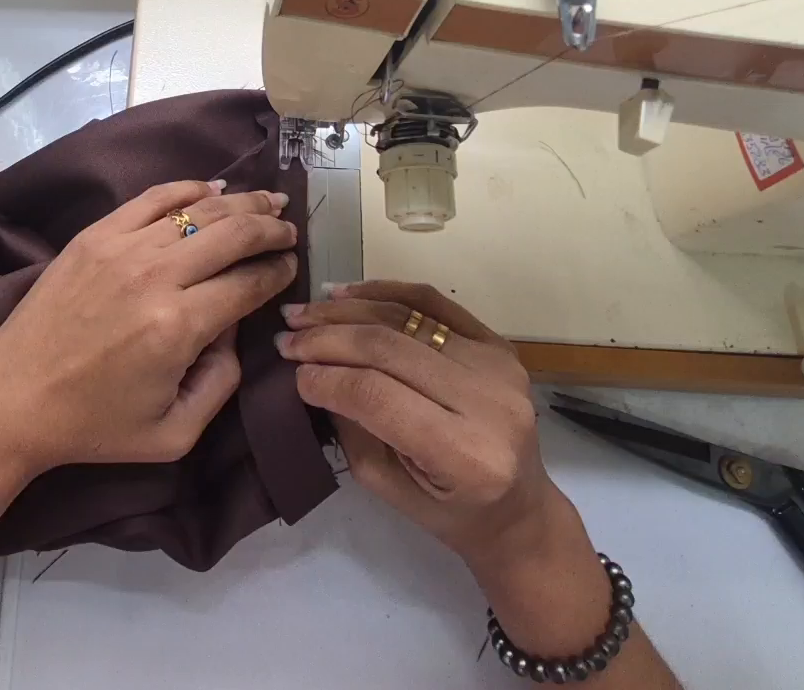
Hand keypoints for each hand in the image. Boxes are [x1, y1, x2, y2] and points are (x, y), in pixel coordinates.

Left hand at [0, 180, 297, 493]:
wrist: (11, 398)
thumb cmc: (94, 425)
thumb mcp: (174, 433)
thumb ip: (222, 382)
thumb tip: (236, 330)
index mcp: (178, 327)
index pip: (249, 283)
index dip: (279, 271)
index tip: (292, 266)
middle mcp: (156, 277)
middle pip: (233, 234)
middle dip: (271, 229)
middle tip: (290, 229)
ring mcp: (122, 248)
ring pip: (199, 209)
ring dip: (242, 203)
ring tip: (267, 202)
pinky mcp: (94, 235)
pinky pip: (152, 198)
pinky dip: (188, 187)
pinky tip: (213, 189)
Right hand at [277, 281, 555, 566]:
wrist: (518, 507)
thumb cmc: (449, 511)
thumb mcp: (386, 486)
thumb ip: (351, 426)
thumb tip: (310, 371)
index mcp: (465, 454)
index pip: (377, 396)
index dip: (326, 377)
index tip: (290, 370)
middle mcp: (489, 402)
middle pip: (389, 348)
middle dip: (327, 338)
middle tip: (285, 337)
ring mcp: (498, 366)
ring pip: (406, 318)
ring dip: (346, 310)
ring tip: (304, 312)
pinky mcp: (498, 344)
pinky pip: (433, 303)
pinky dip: (385, 292)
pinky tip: (346, 294)